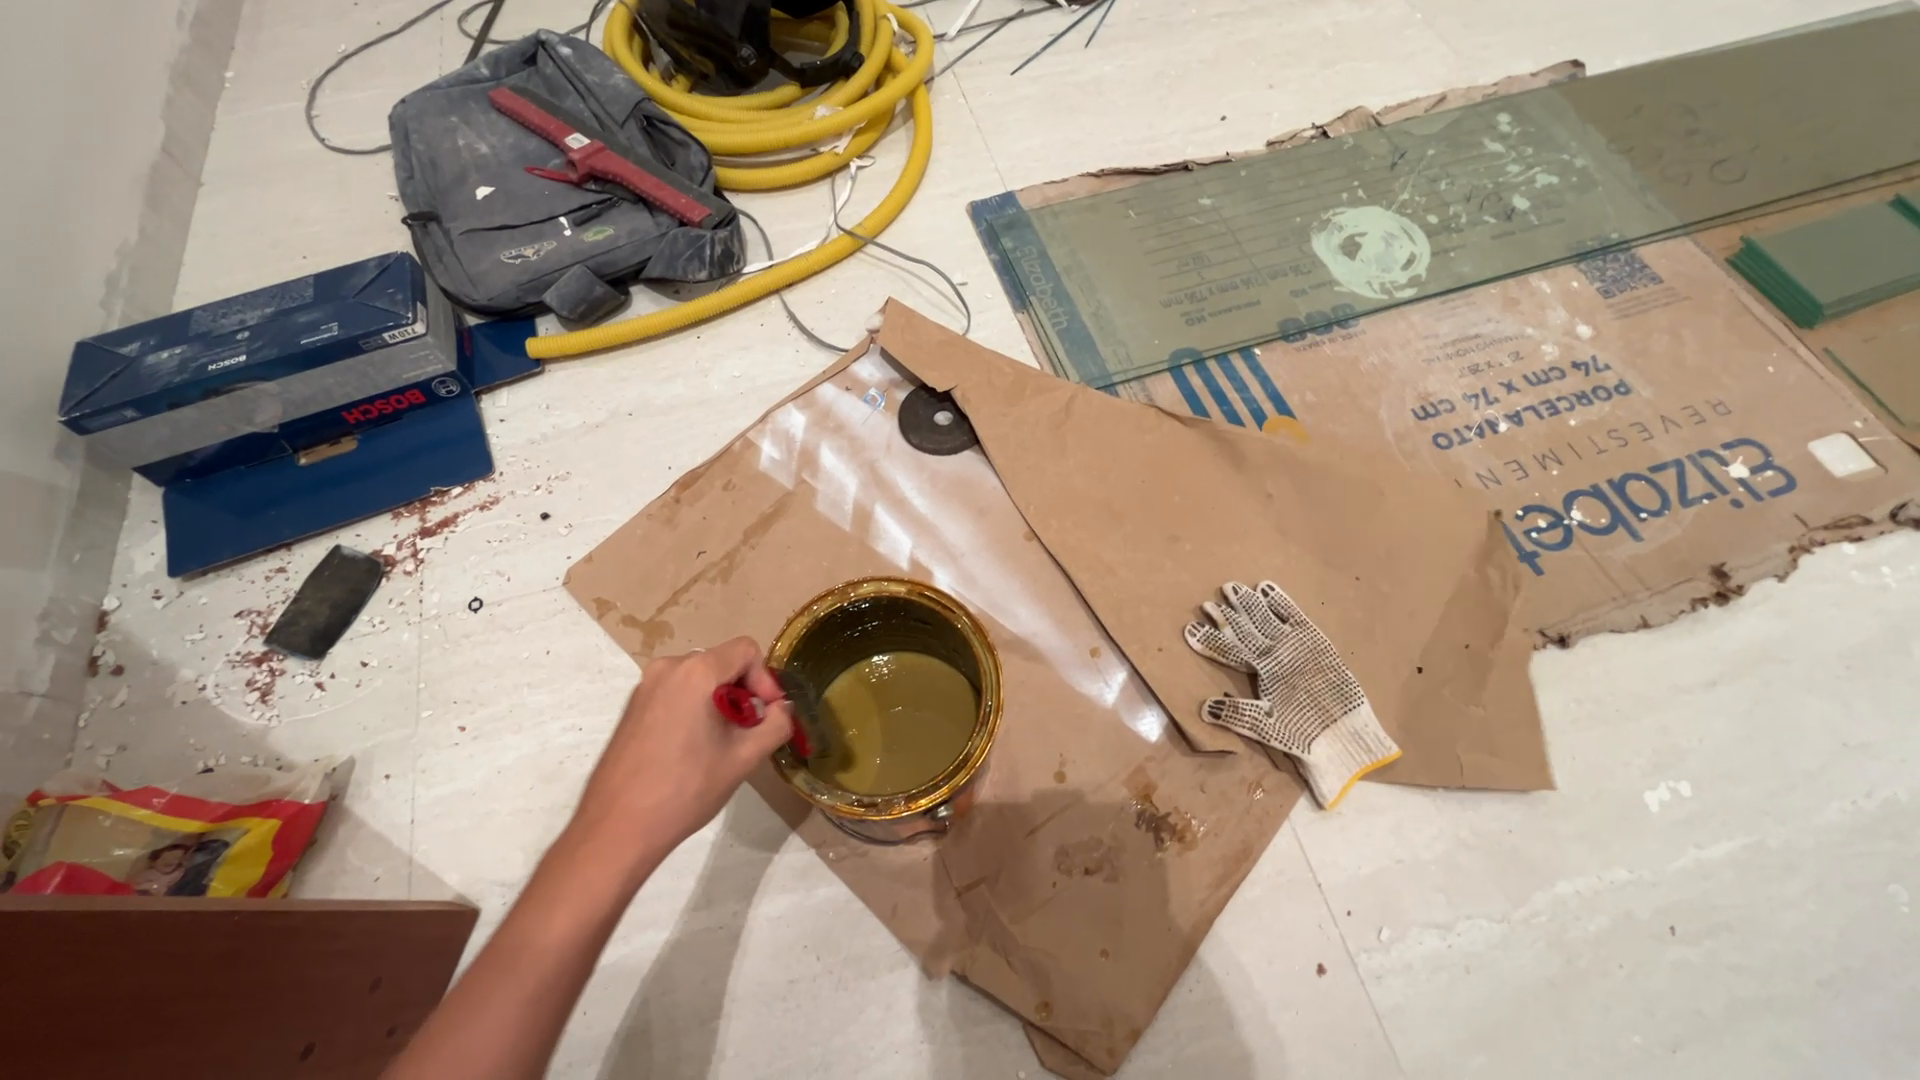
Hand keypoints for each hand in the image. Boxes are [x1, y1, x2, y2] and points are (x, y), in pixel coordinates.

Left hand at [568, 638, 795, 871]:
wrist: (616, 827)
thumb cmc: (685, 790)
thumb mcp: (743, 759)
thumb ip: (775, 725)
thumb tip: (783, 708)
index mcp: (695, 672)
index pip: (746, 650)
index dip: (765, 679)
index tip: (767, 715)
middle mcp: (667, 668)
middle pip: (722, 662)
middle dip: (743, 693)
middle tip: (749, 732)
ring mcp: (645, 687)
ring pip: (699, 679)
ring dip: (720, 702)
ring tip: (722, 744)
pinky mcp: (633, 707)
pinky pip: (677, 692)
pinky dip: (695, 708)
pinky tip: (693, 749)